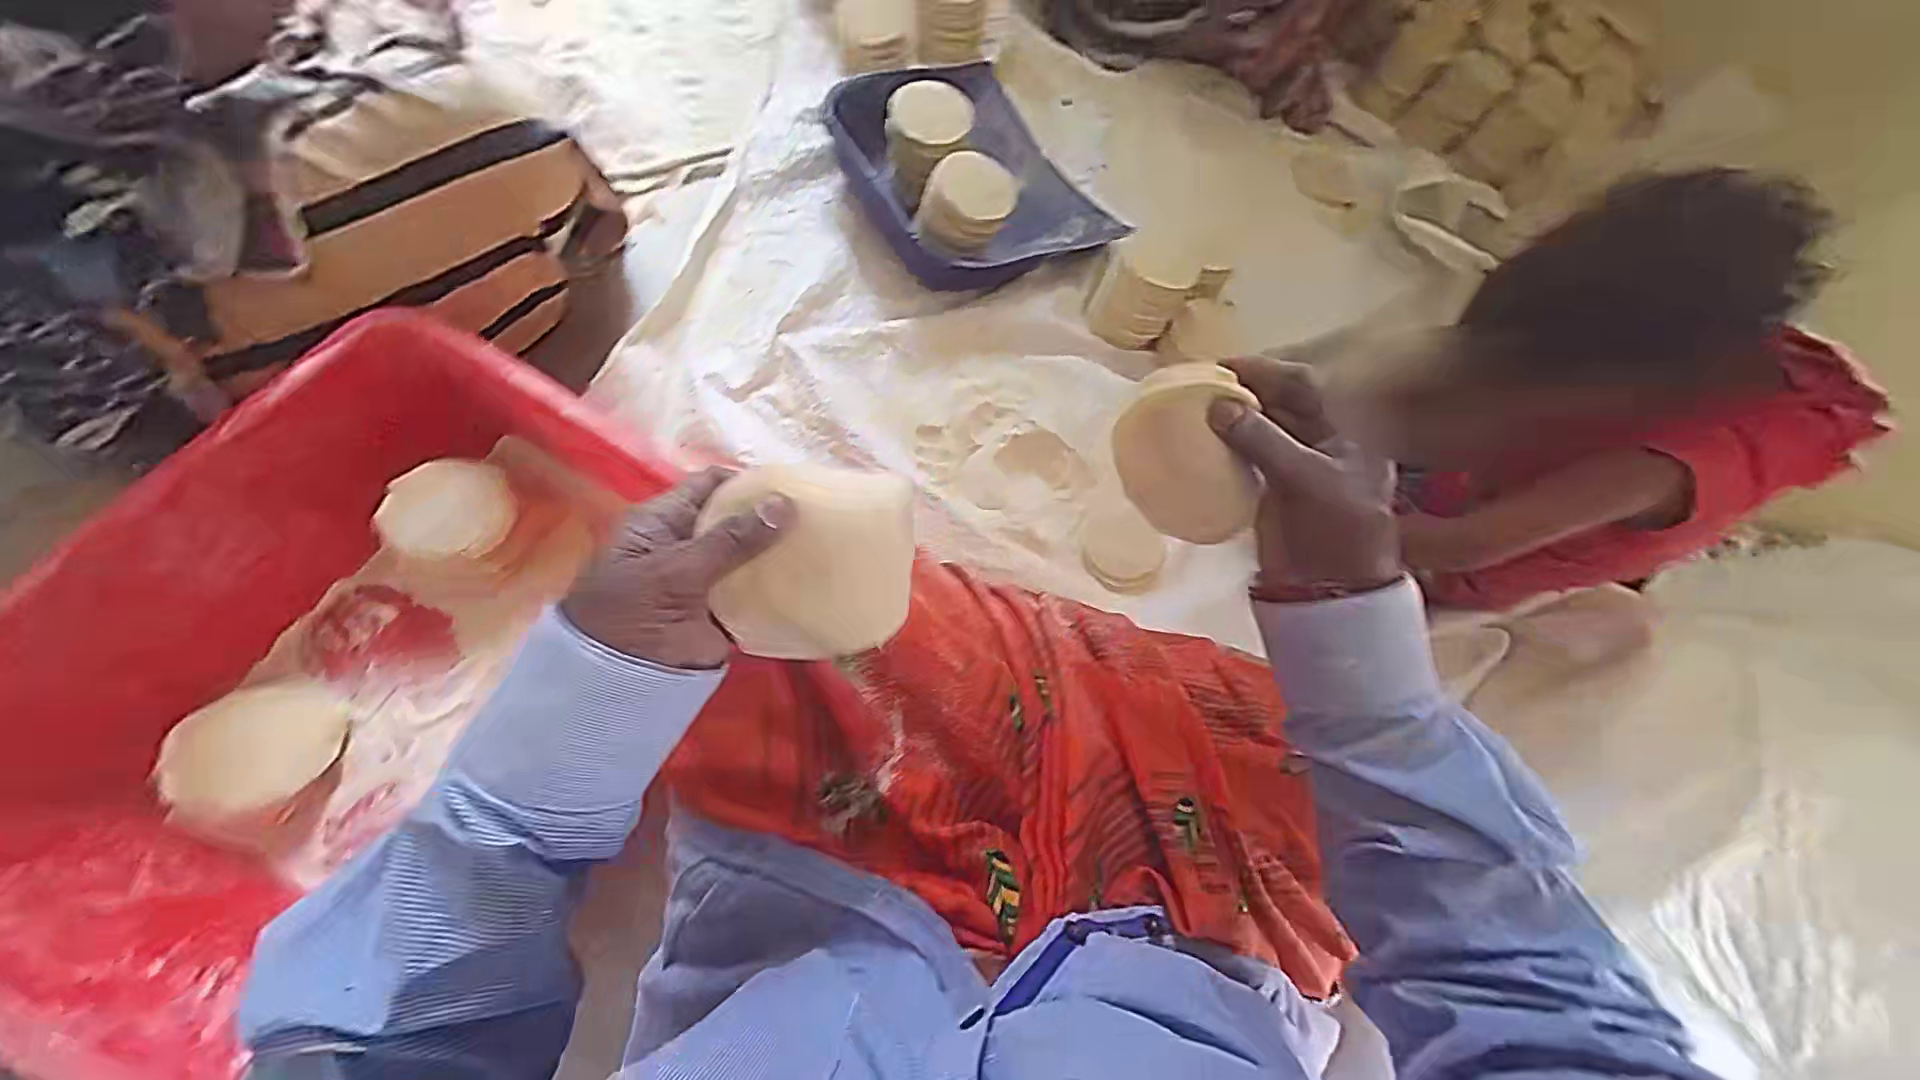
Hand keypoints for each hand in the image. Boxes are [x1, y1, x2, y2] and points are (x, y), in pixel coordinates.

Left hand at [560, 467, 793, 668]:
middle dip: (769, 516)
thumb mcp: (678, 568)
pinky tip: (810, 575)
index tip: (787, 482)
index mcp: (663, 521)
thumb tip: (784, 503)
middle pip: (735, 520)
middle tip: (813, 512)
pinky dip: (779, 585)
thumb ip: (732, 539)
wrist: (621, 680)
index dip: (743, 480)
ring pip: (750, 555)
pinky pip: (758, 590)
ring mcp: (708, 578)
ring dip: (777, 551)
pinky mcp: (726, 609)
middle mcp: (687, 544)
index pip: (708, 486)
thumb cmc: (633, 611)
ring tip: (818, 540)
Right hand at [1210, 358, 1401, 600]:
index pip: (1298, 384)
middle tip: (1196, 384)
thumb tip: (1219, 407)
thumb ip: (1264, 442)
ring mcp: (1290, 463)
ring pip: (1255, 428)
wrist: (1331, 585)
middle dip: (1238, 391)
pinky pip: (1241, 457)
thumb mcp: (1307, 480)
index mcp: (1339, 428)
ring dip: (1225, 418)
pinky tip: (1197, 443)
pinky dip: (1220, 447)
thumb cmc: (1336, 529)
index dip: (1260, 370)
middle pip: (1273, 402)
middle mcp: (1315, 438)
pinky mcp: (1267, 487)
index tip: (1219, 365)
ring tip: (1190, 408)